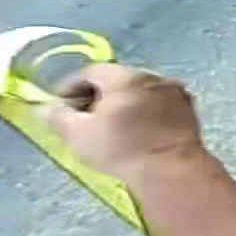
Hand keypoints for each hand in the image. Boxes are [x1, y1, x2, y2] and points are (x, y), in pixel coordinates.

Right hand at [45, 64, 206, 181]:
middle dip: (96, 94)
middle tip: (79, 116)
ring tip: (104, 124)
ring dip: (120, 101)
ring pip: (141, 89)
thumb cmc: (120, 147)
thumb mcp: (76, 132)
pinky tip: (132, 127)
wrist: (169, 164)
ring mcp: (178, 91)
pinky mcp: (189, 106)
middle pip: (119, 78)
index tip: (58, 106)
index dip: (70, 86)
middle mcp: (159, 78)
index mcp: (130, 78)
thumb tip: (46, 106)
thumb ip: (57, 115)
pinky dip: (142, 107)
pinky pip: (159, 100)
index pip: (93, 71)